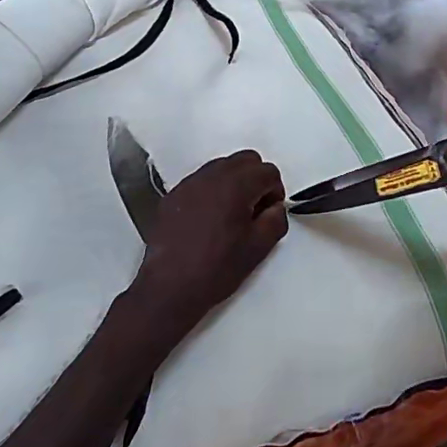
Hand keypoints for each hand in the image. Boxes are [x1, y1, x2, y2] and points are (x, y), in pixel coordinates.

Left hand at [133, 151, 287, 327]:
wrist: (171, 286)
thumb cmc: (215, 269)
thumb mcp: (258, 248)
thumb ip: (275, 220)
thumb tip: (275, 208)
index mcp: (236, 186)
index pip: (267, 171)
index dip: (275, 191)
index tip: (271, 211)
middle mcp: (211, 177)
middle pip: (245, 160)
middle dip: (256, 179)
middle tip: (256, 208)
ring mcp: (189, 184)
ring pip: (221, 166)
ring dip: (234, 183)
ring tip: (233, 215)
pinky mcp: (174, 195)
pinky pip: (200, 181)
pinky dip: (212, 191)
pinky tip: (210, 220)